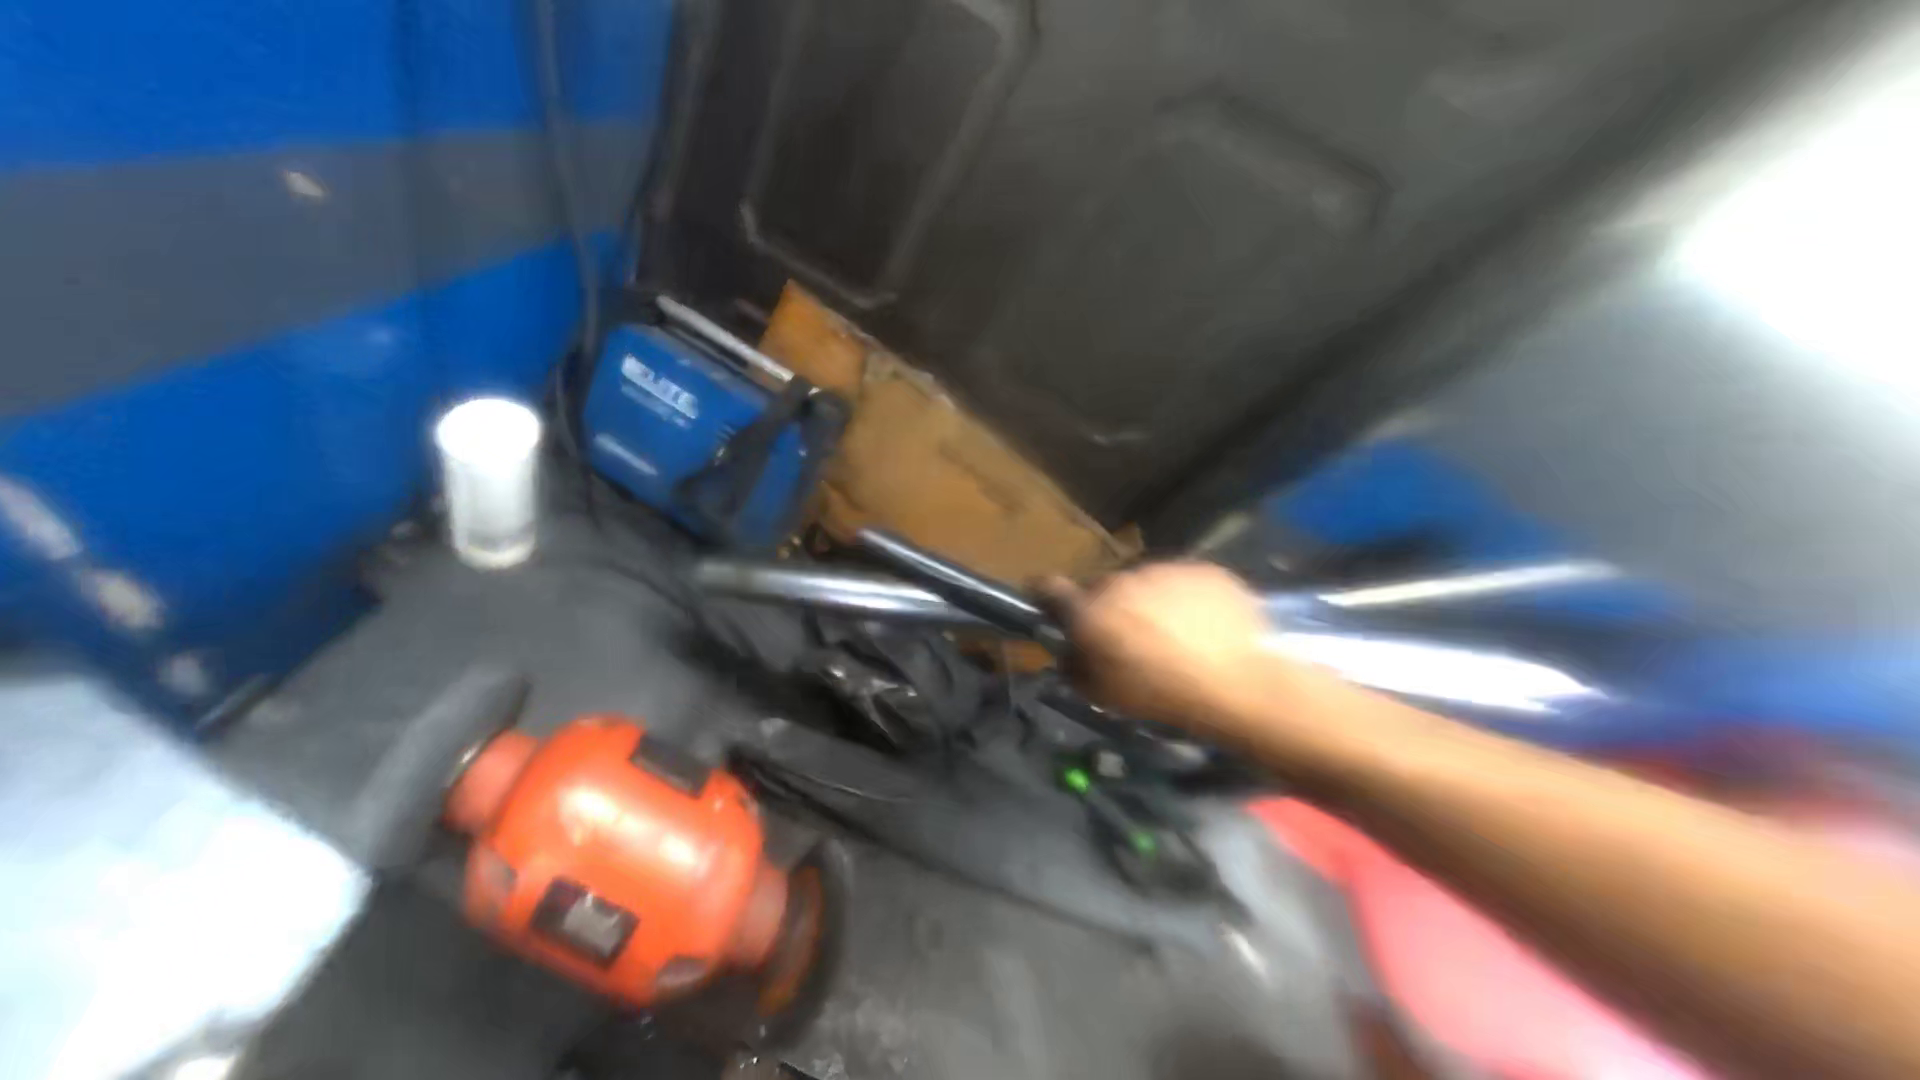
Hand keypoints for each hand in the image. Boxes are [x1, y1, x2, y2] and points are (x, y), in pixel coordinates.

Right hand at [1039, 562, 1313, 742]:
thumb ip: (1074, 667)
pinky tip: (1203, 627)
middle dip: (1110, 607)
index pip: (1048, 587)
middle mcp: (1122, 579)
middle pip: (1104, 587)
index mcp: (1092, 610)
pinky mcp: (1204, 570)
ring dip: (1149, 601)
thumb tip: (1067, 652)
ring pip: (1146, 582)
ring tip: (1175, 635)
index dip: (1045, 596)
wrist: (1238, 686)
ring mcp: (1166, 569)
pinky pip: (1184, 581)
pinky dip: (1186, 599)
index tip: (1050, 606)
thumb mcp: (1103, 695)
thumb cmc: (1161, 696)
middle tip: (1129, 638)